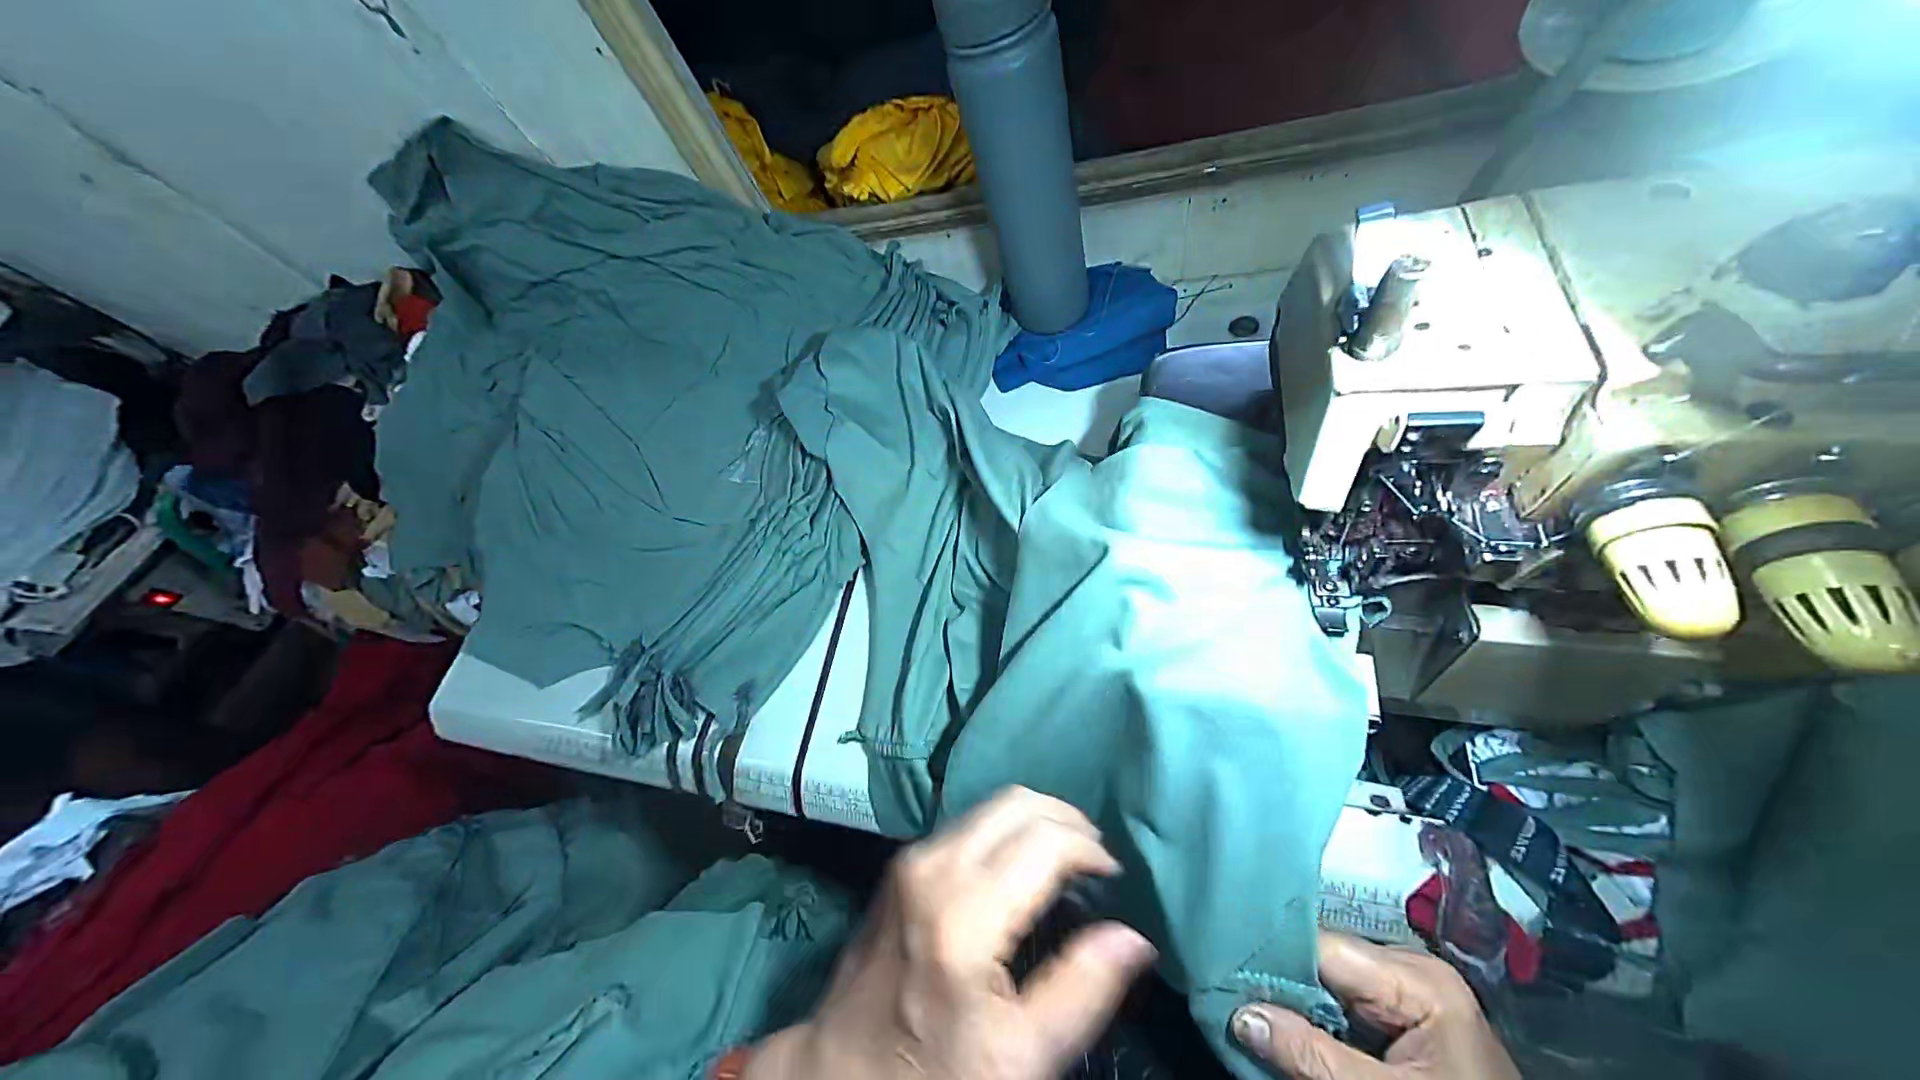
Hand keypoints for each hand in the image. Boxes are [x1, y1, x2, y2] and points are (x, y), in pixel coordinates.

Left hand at [746, 787, 1156, 1079]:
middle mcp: (935, 866)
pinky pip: (969, 822)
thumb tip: (1134, 937)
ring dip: (1037, 821)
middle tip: (1095, 862)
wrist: (841, 1069)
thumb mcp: (1022, 1055)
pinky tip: (1024, 865)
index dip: (1090, 850)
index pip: (1045, 840)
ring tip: (1067, 861)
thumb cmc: (936, 1071)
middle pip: (1018, 803)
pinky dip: (1008, 829)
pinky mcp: (903, 862)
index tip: (1113, 879)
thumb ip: (1083, 988)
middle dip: (1067, 821)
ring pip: (992, 805)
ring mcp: (913, 857)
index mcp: (965, 913)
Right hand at [1231, 932, 1519, 1079]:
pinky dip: (1313, 1016)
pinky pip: (1342, 1002)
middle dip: (1278, 982)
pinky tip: (1282, 1024)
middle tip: (1226, 993)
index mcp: (1418, 978)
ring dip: (1291, 1000)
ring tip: (1245, 1006)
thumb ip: (1312, 1056)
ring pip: (1326, 980)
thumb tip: (1239, 1014)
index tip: (1221, 969)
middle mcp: (1411, 969)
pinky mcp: (1403, 1015)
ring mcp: (1408, 991)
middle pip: (1323, 960)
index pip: (1323, 948)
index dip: (1270, 959)